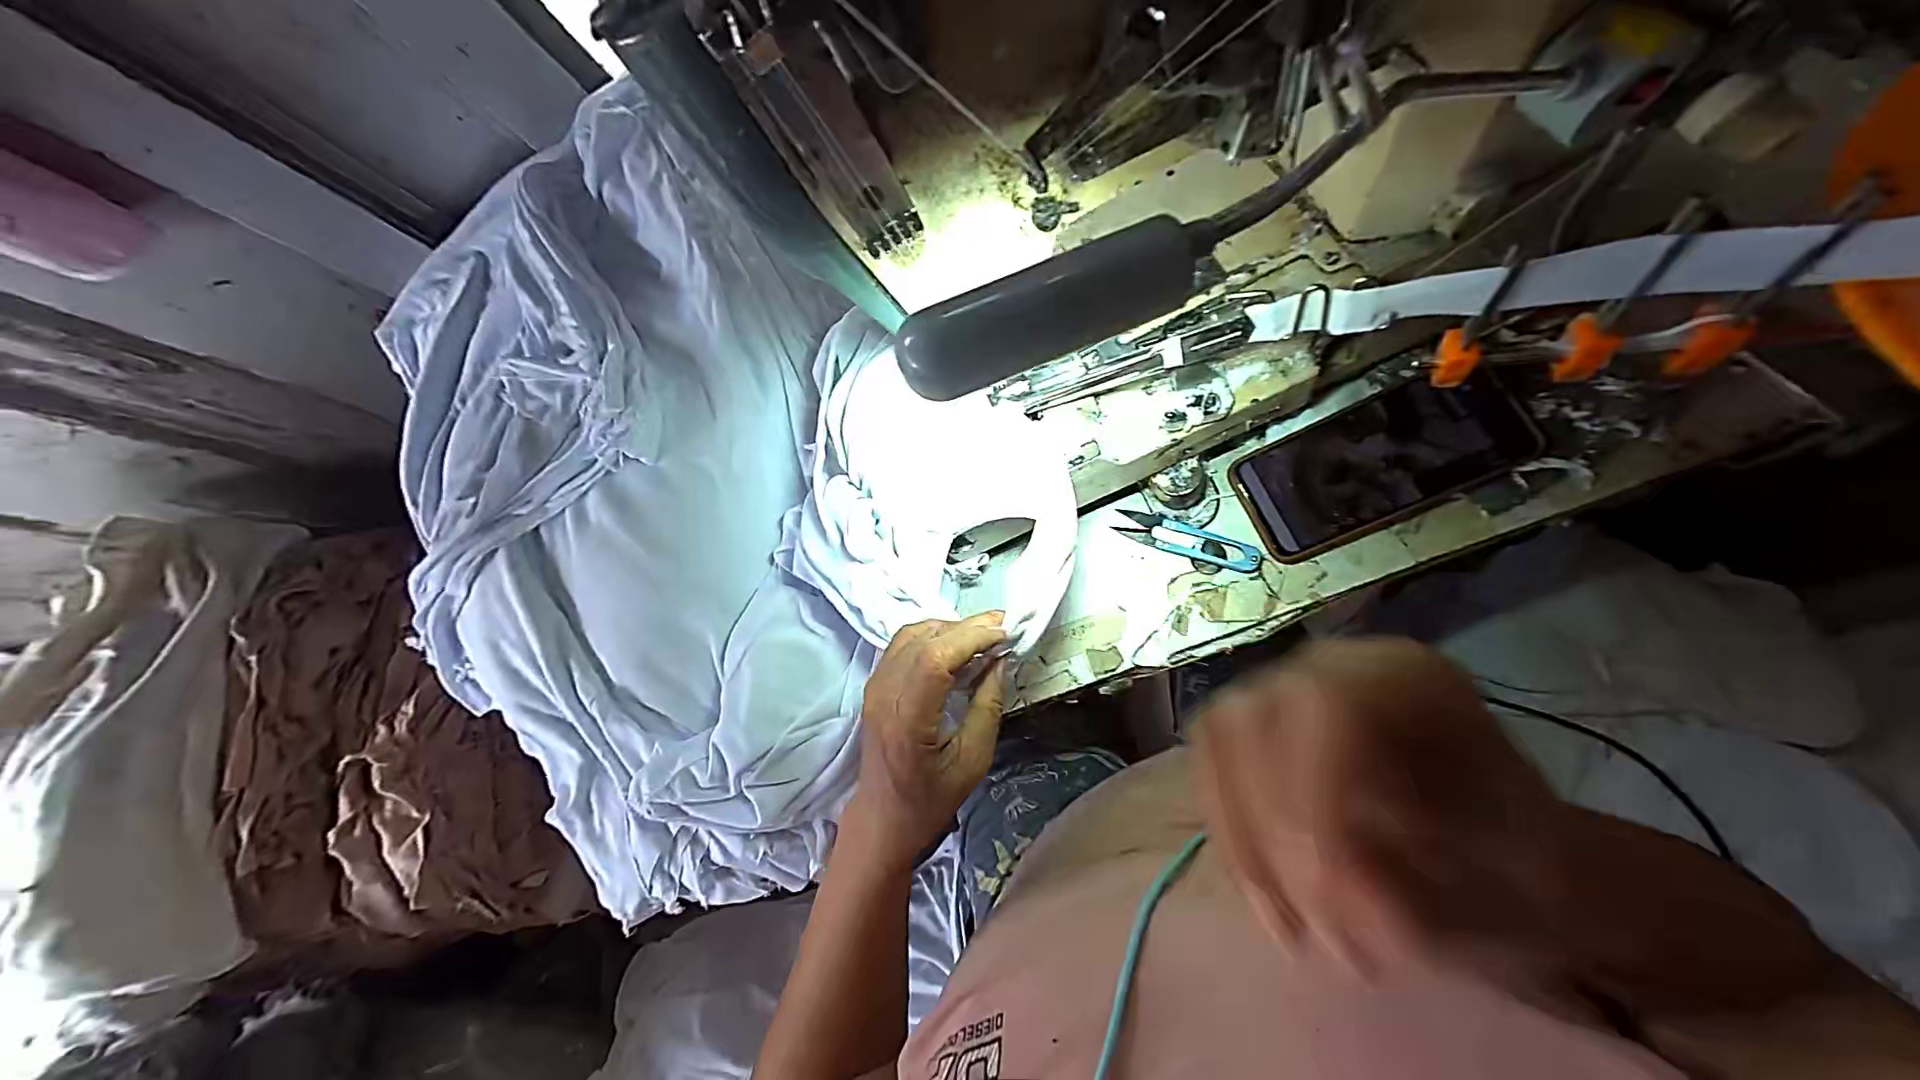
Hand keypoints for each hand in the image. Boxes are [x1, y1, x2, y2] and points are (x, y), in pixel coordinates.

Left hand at [841, 613, 1008, 870]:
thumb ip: (987, 707)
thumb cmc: (931, 798)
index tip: (1004, 634)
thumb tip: (999, 662)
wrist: (883, 816)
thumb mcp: (973, 760)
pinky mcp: (874, 685)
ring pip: (911, 635)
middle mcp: (884, 694)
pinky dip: (932, 635)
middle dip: (967, 628)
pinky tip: (956, 645)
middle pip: (924, 640)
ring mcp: (874, 687)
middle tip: (1002, 626)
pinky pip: (902, 644)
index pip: (934, 659)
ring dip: (949, 628)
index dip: (971, 638)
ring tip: (984, 634)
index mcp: (907, 720)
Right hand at [1192, 638, 1876, 1036]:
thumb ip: (1424, 878)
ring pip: (1221, 734)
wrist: (1516, 864)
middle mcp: (1339, 665)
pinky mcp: (1261, 730)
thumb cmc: (1534, 868)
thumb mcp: (1505, 882)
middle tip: (1315, 934)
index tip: (1344, 904)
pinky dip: (1228, 828)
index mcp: (1407, 680)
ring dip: (1242, 833)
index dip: (1317, 792)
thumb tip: (1344, 898)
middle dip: (1271, 826)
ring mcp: (1290, 692)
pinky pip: (1212, 761)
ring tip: (1287, 924)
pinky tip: (1262, 894)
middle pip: (1256, 714)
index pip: (1328, 702)